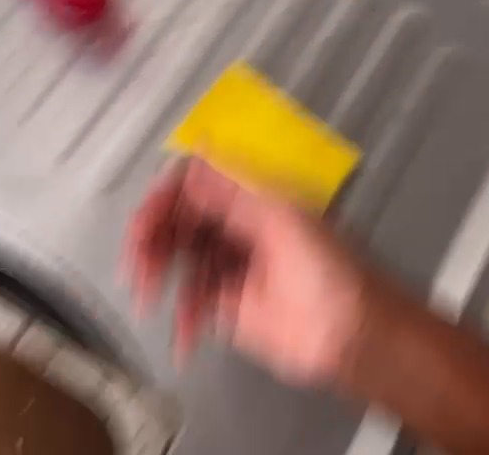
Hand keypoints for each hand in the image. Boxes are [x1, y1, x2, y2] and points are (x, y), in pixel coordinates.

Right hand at [121, 159, 373, 385]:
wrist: (353, 334)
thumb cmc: (329, 270)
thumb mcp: (280, 221)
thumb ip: (231, 193)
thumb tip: (194, 155)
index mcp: (252, 195)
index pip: (195, 181)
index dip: (166, 195)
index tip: (146, 221)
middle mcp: (238, 223)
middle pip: (179, 217)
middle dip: (152, 236)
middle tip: (136, 262)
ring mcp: (231, 262)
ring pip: (178, 257)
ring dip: (157, 274)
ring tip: (148, 296)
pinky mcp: (228, 301)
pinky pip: (191, 299)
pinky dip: (181, 315)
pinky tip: (183, 334)